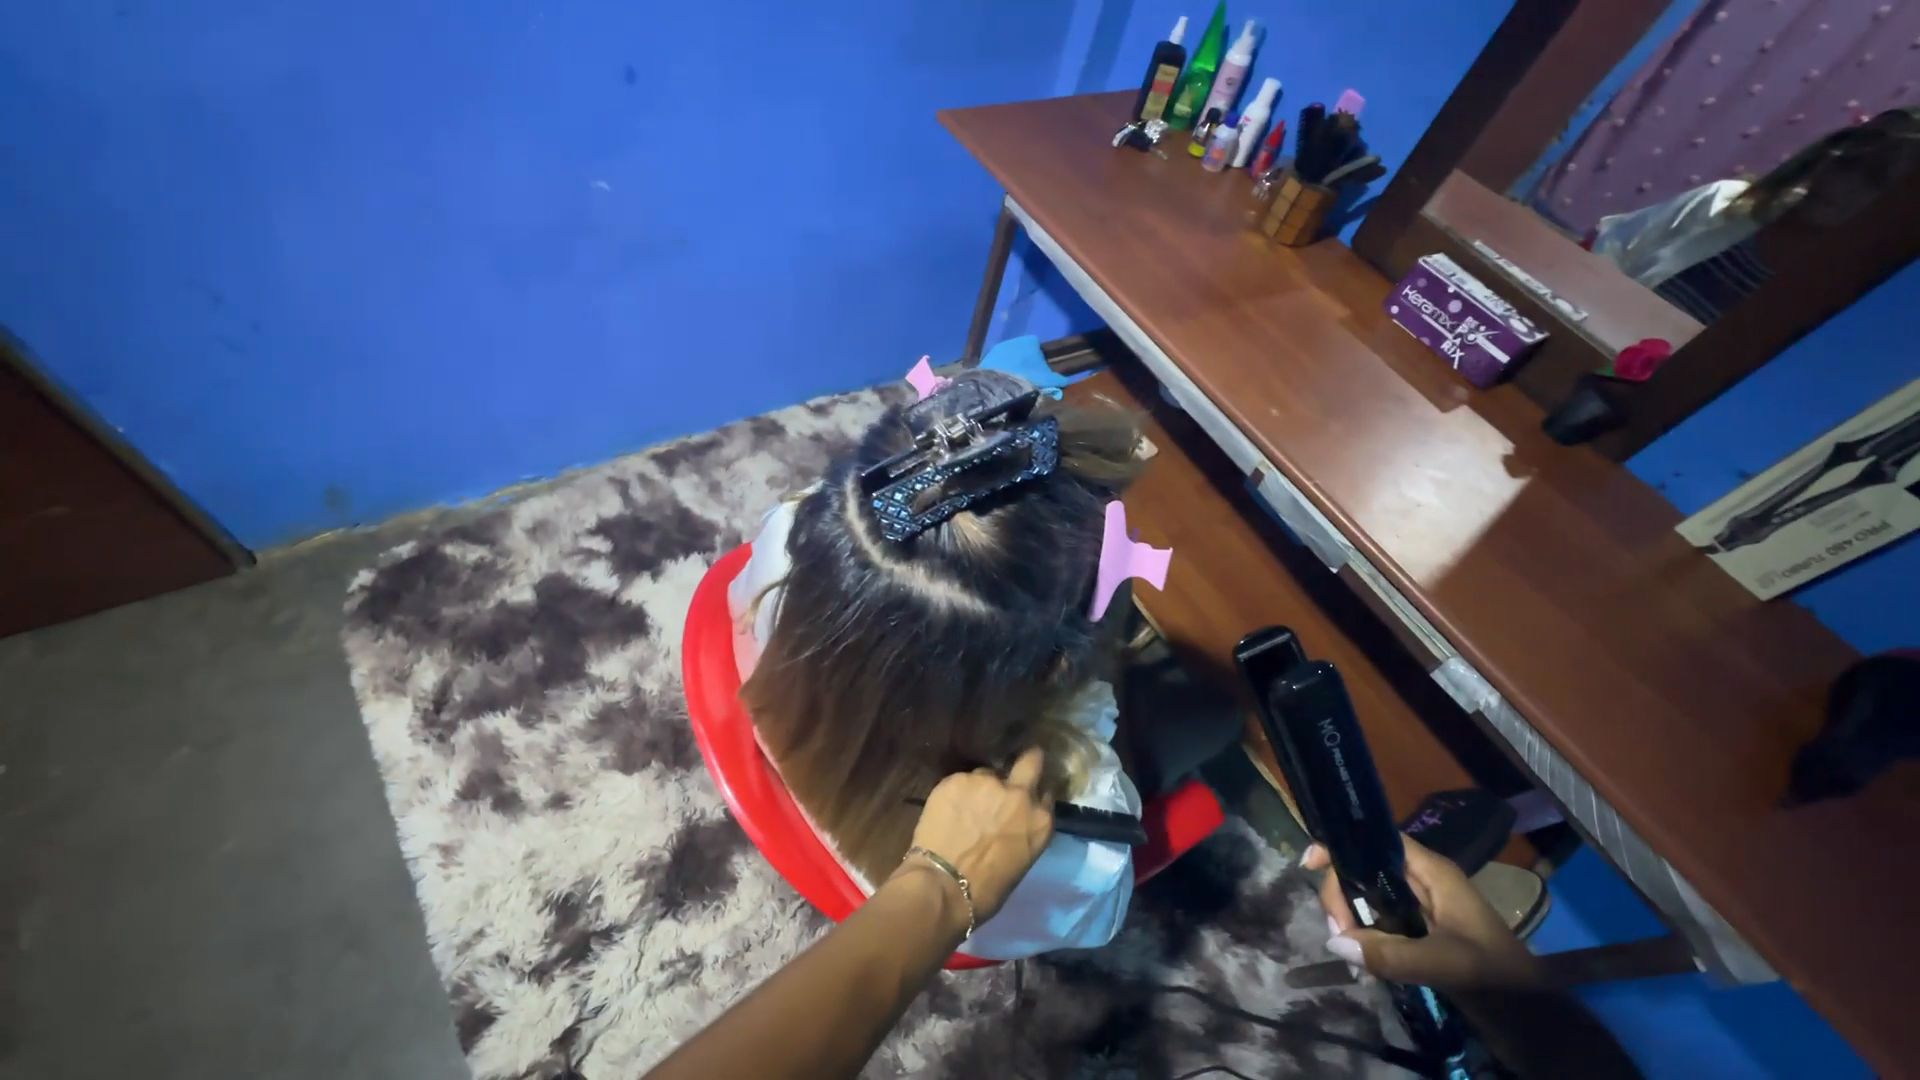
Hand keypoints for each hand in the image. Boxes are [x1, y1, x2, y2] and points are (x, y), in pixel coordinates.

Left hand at [897, 748, 1055, 923]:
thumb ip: (1022, 832)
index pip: (1045, 794)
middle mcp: (1019, 794)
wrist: (943, 885)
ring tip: (964, 807)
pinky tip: (946, 810)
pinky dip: (955, 793)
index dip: (1033, 795)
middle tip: (1013, 770)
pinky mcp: (957, 778)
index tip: (1025, 798)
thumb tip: (1011, 824)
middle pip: (1030, 761)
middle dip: (1027, 761)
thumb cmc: (985, 891)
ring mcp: (987, 782)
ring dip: (980, 787)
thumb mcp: (1020, 862)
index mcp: (1040, 821)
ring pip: (986, 774)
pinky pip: (960, 781)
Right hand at [1306, 834, 1540, 989]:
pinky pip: (1379, 923)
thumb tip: (1334, 943)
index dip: (1341, 845)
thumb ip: (1390, 954)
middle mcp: (1423, 882)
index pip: (1376, 841)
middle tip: (1338, 934)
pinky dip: (1365, 938)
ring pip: (1368, 898)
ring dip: (1352, 921)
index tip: (1310, 864)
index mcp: (1432, 872)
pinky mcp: (1420, 933)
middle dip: (1342, 896)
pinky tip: (1361, 961)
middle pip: (1364, 870)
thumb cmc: (1496, 977)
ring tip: (1349, 954)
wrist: (1536, 1019)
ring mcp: (1421, 907)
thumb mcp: (1444, 964)